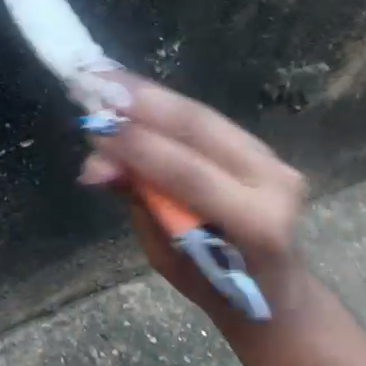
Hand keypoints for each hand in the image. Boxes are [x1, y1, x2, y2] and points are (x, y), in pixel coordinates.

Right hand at [77, 74, 310, 323]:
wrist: (273, 290)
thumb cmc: (215, 284)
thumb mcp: (167, 253)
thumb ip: (139, 200)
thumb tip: (95, 167)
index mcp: (256, 223)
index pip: (190, 174)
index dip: (138, 148)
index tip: (93, 128)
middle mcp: (272, 182)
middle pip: (198, 130)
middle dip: (141, 104)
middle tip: (93, 84)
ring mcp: (270, 158)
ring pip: (198, 114)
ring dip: (145, 93)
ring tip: (101, 75)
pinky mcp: (256, 144)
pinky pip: (200, 117)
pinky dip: (158, 101)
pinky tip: (125, 87)